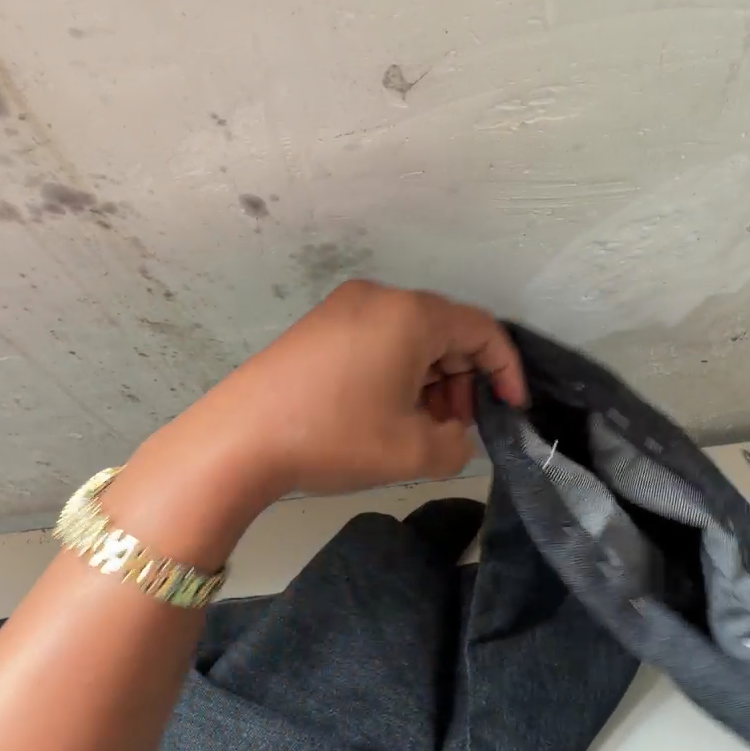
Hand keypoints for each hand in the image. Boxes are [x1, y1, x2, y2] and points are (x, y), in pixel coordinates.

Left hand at [110, 281, 526, 545]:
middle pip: (446, 332)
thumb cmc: (335, 438)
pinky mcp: (319, 327)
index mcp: (411, 316)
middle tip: (455, 428)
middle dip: (463, 381)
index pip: (482, 331)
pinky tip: (385, 415)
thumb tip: (454, 435)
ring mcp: (344, 308)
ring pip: (412, 339)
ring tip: (419, 429)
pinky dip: (398, 374)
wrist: (237, 441)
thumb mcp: (414, 453)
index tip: (512, 409)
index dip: (506, 370)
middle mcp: (380, 298)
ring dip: (430, 381)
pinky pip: (379, 342)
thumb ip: (459, 444)